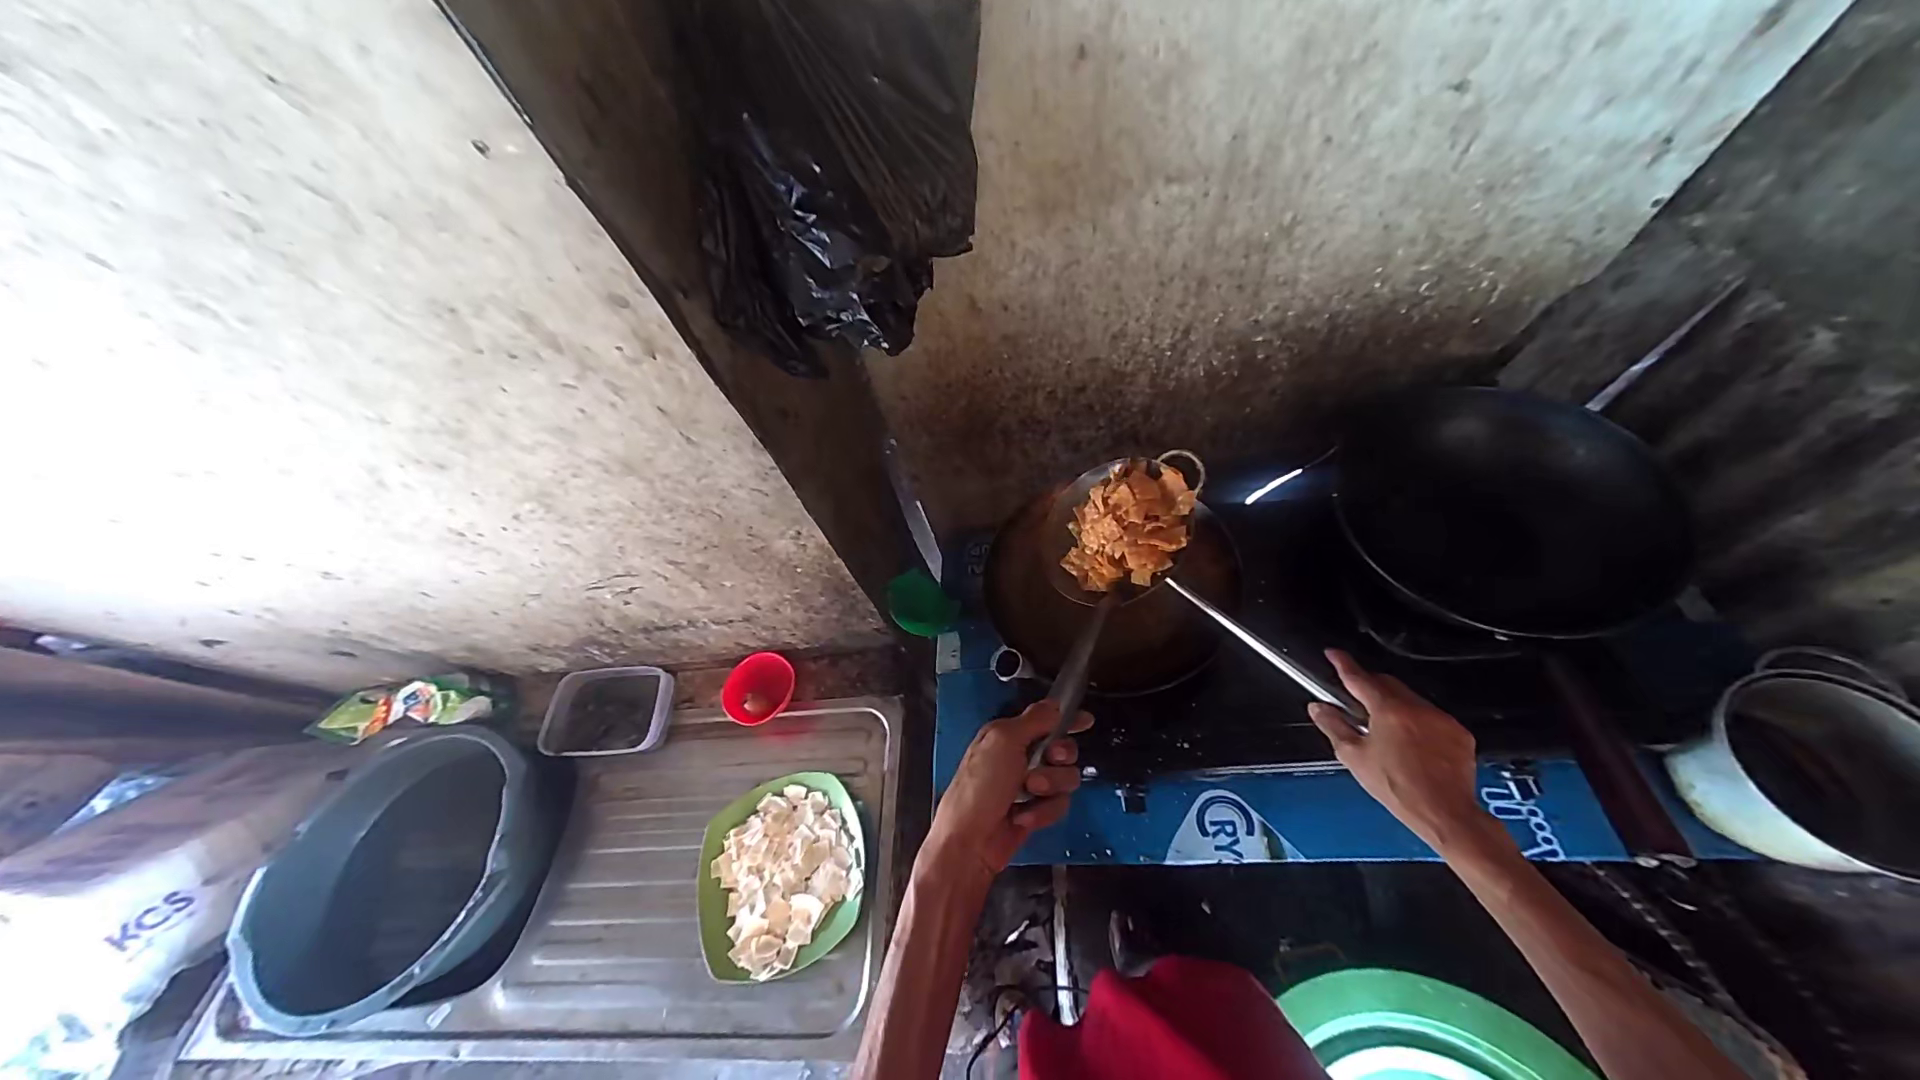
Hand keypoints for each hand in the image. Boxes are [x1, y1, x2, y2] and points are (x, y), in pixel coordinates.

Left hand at [923, 701, 1090, 890]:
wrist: (970, 841)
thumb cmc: (980, 787)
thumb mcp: (1004, 741)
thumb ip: (1034, 720)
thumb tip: (1055, 703)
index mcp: (1008, 735)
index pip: (1045, 720)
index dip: (1066, 719)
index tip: (1085, 720)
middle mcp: (1020, 757)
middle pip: (1064, 749)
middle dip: (1060, 757)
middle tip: (1050, 760)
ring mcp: (1029, 785)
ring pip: (1066, 778)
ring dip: (1050, 786)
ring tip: (1028, 793)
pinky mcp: (1036, 811)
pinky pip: (1059, 805)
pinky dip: (1043, 811)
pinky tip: (1023, 816)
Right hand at [1306, 650, 1500, 854]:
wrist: (1446, 813)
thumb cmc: (1399, 788)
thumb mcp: (1354, 757)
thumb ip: (1333, 726)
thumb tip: (1318, 708)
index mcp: (1388, 711)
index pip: (1359, 678)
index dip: (1343, 663)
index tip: (1334, 654)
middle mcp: (1417, 709)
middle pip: (1386, 683)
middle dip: (1369, 685)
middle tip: (1354, 698)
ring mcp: (1441, 720)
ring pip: (1409, 698)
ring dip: (1393, 704)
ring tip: (1382, 728)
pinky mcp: (1458, 733)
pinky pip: (1431, 715)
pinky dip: (1416, 720)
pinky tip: (1409, 742)